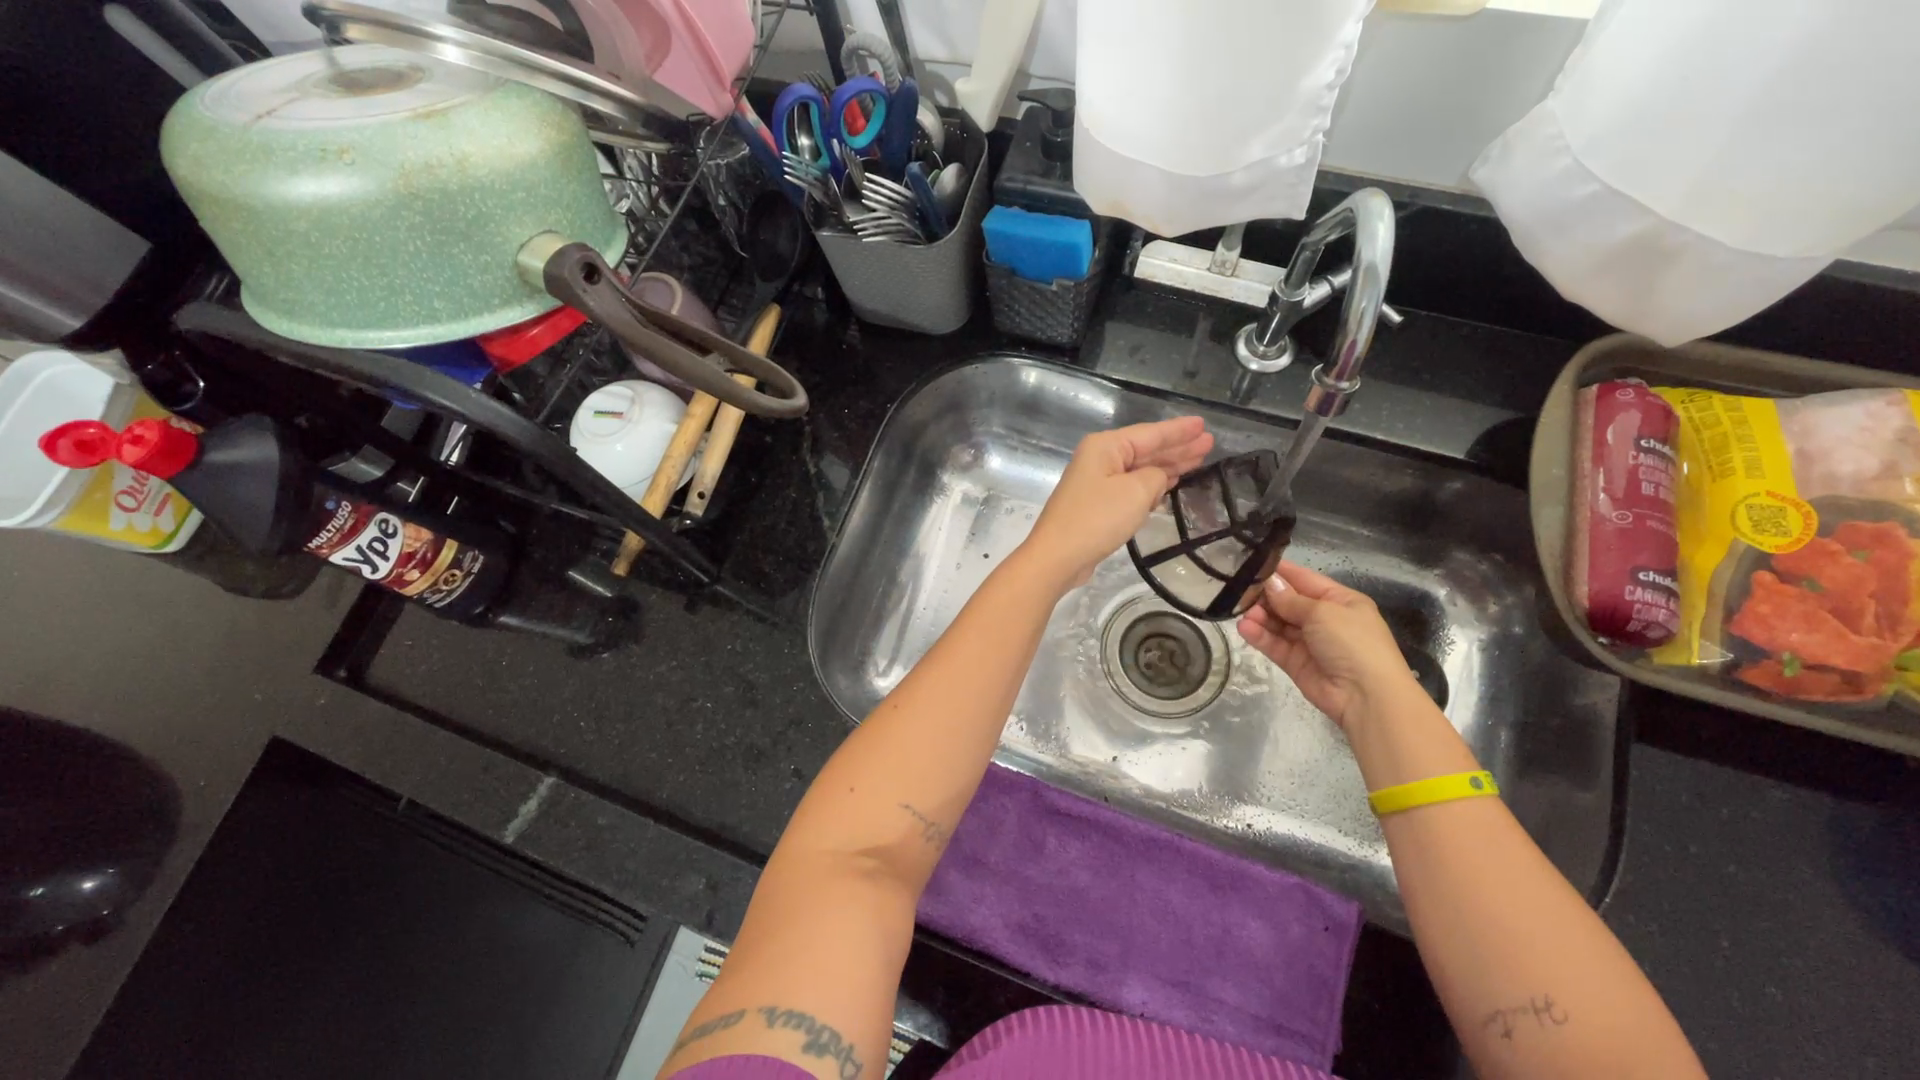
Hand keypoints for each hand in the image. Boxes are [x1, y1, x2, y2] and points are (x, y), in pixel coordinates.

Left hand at [1020, 417, 1212, 589]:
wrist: (1058, 556)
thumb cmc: (1097, 518)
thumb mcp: (1136, 492)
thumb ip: (1156, 477)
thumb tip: (1158, 477)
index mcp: (1106, 447)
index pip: (1150, 433)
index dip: (1179, 430)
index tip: (1203, 425)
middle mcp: (1100, 459)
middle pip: (1146, 449)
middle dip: (1177, 447)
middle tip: (1208, 443)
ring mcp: (1098, 482)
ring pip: (1141, 468)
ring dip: (1168, 465)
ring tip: (1198, 460)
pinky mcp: (1098, 505)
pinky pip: (1132, 487)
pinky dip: (1153, 485)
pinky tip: (1171, 483)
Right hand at [1237, 562, 1418, 732]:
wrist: (1366, 695)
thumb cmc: (1352, 642)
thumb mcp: (1323, 612)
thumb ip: (1291, 599)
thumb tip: (1269, 583)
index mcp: (1339, 600)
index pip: (1305, 579)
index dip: (1281, 572)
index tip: (1251, 564)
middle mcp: (1324, 619)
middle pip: (1288, 602)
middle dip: (1266, 596)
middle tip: (1240, 591)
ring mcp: (1309, 642)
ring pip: (1279, 624)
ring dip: (1261, 616)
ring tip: (1243, 612)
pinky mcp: (1296, 663)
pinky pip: (1275, 645)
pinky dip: (1260, 636)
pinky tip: (1245, 628)